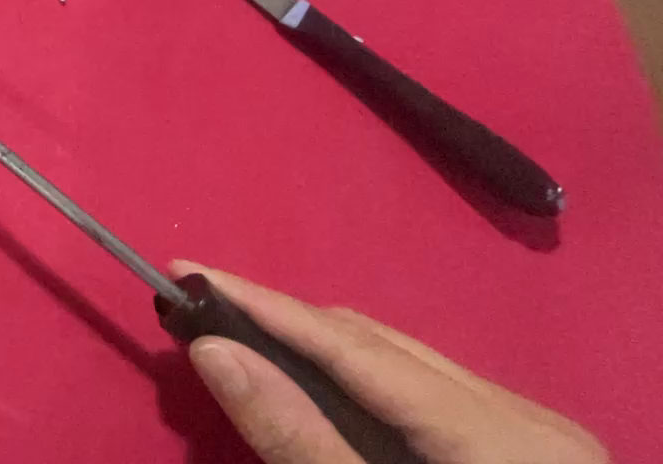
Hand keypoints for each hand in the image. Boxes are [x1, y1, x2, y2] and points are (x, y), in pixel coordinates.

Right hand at [176, 261, 606, 463]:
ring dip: (309, 348)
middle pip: (371, 342)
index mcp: (504, 437)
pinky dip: (351, 380)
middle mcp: (526, 417)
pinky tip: (310, 388)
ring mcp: (533, 434)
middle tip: (197, 309)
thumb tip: (210, 349)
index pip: (353, 343)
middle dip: (279, 322)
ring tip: (239, 340)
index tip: (183, 269)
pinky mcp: (524, 450)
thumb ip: (298, 439)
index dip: (261, 302)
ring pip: (391, 359)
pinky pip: (416, 388)